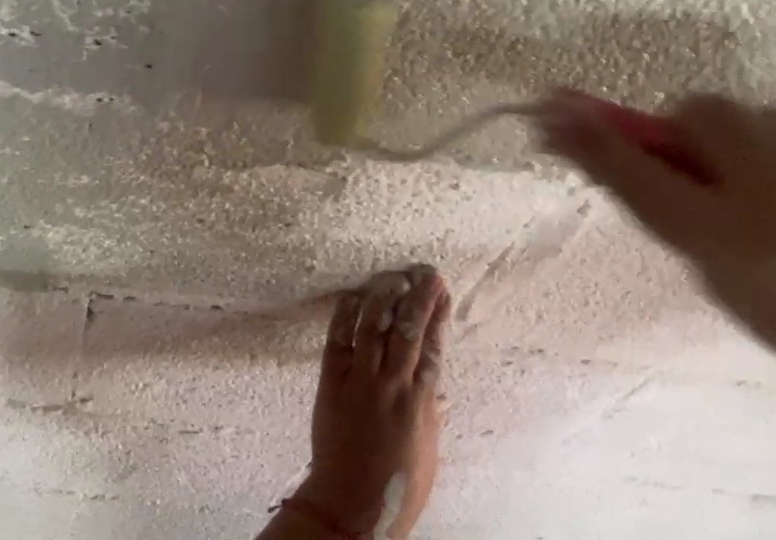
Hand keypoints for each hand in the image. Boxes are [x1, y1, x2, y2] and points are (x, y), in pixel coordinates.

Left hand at [293, 266, 448, 538]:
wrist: (350, 504)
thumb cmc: (396, 485)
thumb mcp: (427, 447)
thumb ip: (429, 411)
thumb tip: (435, 385)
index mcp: (419, 402)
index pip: (433, 347)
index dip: (438, 316)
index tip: (443, 291)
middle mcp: (390, 385)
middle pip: (406, 329)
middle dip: (418, 297)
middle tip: (426, 272)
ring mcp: (359, 380)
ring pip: (372, 325)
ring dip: (384, 296)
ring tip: (393, 277)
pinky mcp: (331, 381)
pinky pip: (338, 338)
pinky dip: (347, 314)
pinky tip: (355, 296)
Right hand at [538, 92, 775, 405]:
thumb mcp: (727, 281)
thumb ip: (663, 208)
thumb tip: (600, 149)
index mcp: (733, 235)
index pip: (635, 165)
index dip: (588, 132)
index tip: (545, 106)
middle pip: (704, 112)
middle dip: (695, 129)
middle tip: (713, 170)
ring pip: (773, 118)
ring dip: (765, 143)